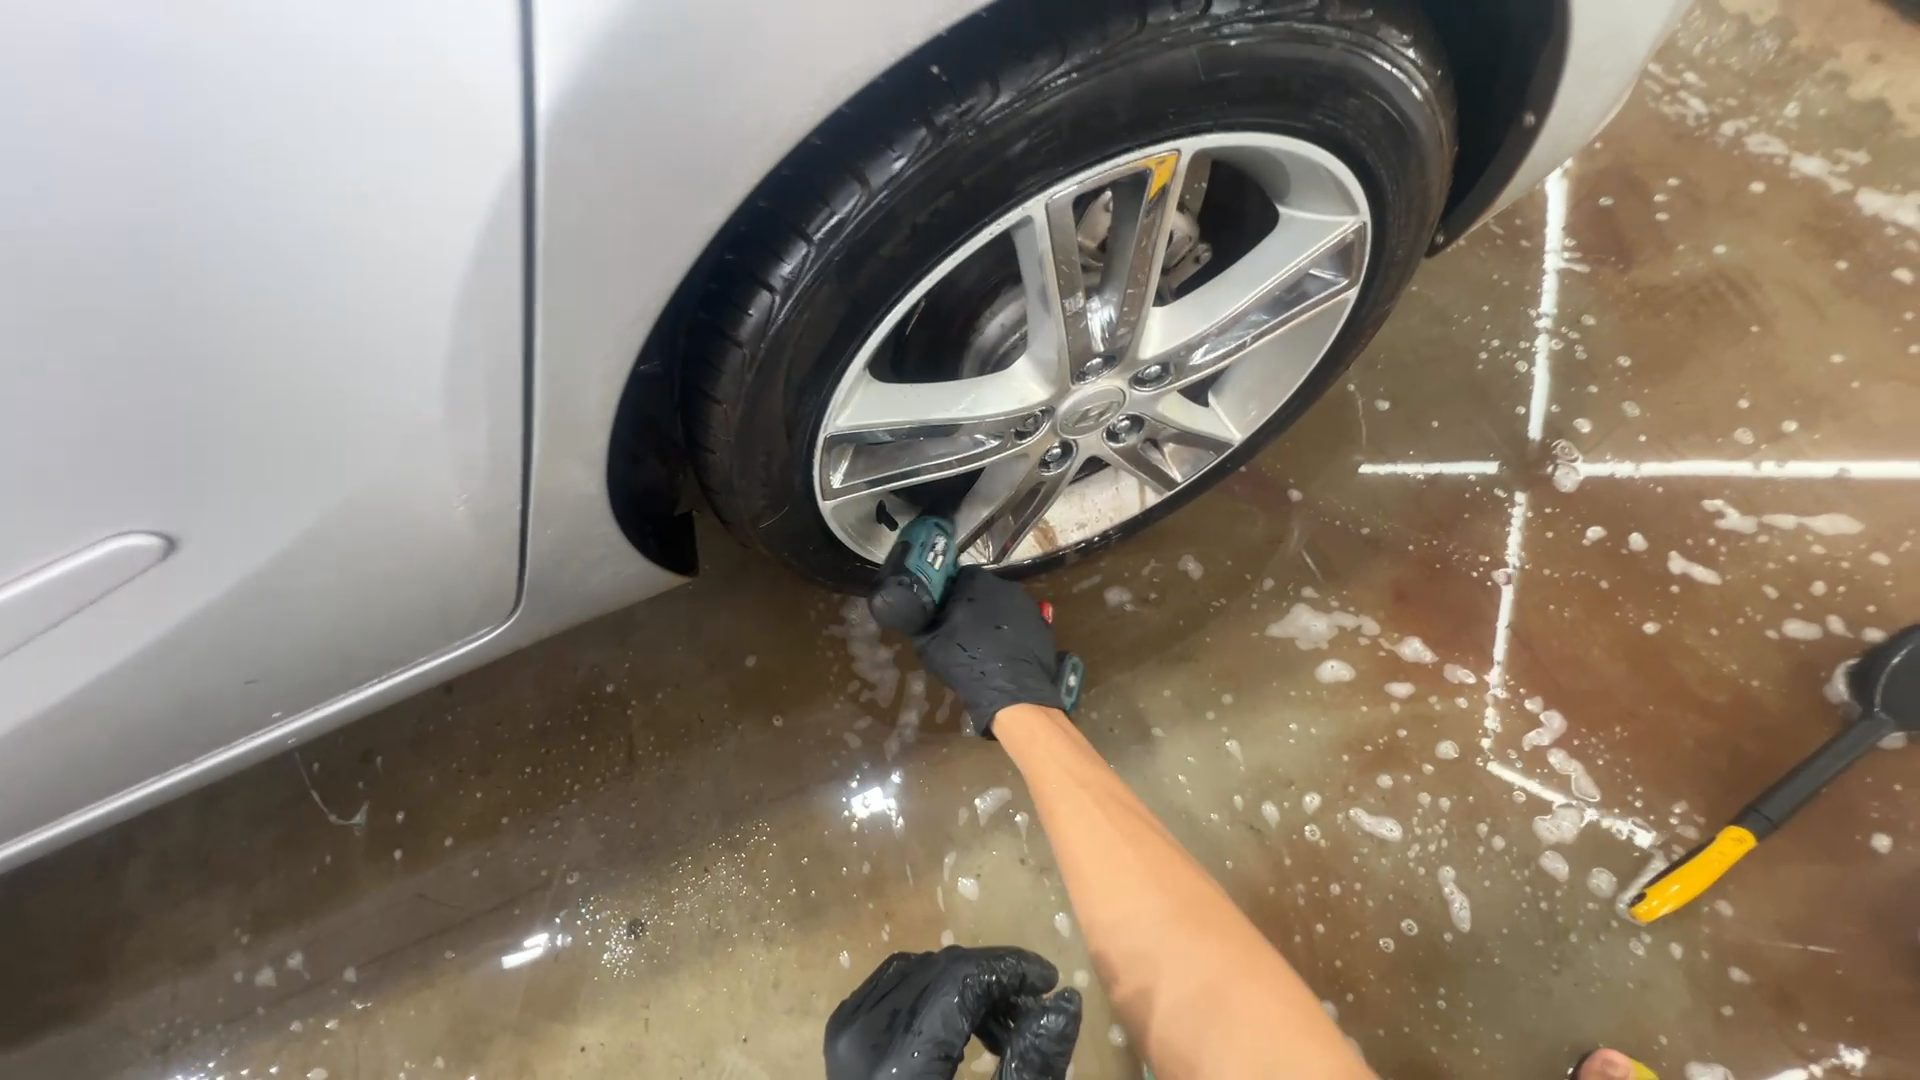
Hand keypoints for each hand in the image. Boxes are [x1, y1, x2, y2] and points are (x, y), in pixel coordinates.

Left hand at [824, 945, 1081, 1079]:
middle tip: (1033, 1008)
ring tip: (1004, 1028)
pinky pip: (892, 989)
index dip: (1008, 968)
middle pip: (936, 972)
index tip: (1051, 979)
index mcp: (897, 1068)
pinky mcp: (840, 1038)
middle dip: (991, 981)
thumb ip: (1034, 1067)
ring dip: (964, 987)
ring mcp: (843, 1036)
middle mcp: (859, 1039)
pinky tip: (962, 1028)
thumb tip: (1066, 1000)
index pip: (957, 979)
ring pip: (914, 973)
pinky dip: (933, 996)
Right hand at [911, 568, 1064, 735]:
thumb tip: (924, 615)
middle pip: (986, 588)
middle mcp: (1006, 586)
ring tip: (986, 639)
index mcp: (977, 583)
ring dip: (996, 616)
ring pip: (1006, 605)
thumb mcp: (928, 643)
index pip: (961, 575)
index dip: (952, 591)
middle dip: (975, 602)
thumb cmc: (965, 661)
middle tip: (964, 624)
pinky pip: (1022, 623)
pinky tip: (1006, 650)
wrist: (1011, 691)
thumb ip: (925, 621)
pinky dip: (1014, 631)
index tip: (946, 608)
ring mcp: (1029, 605)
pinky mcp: (1044, 625)